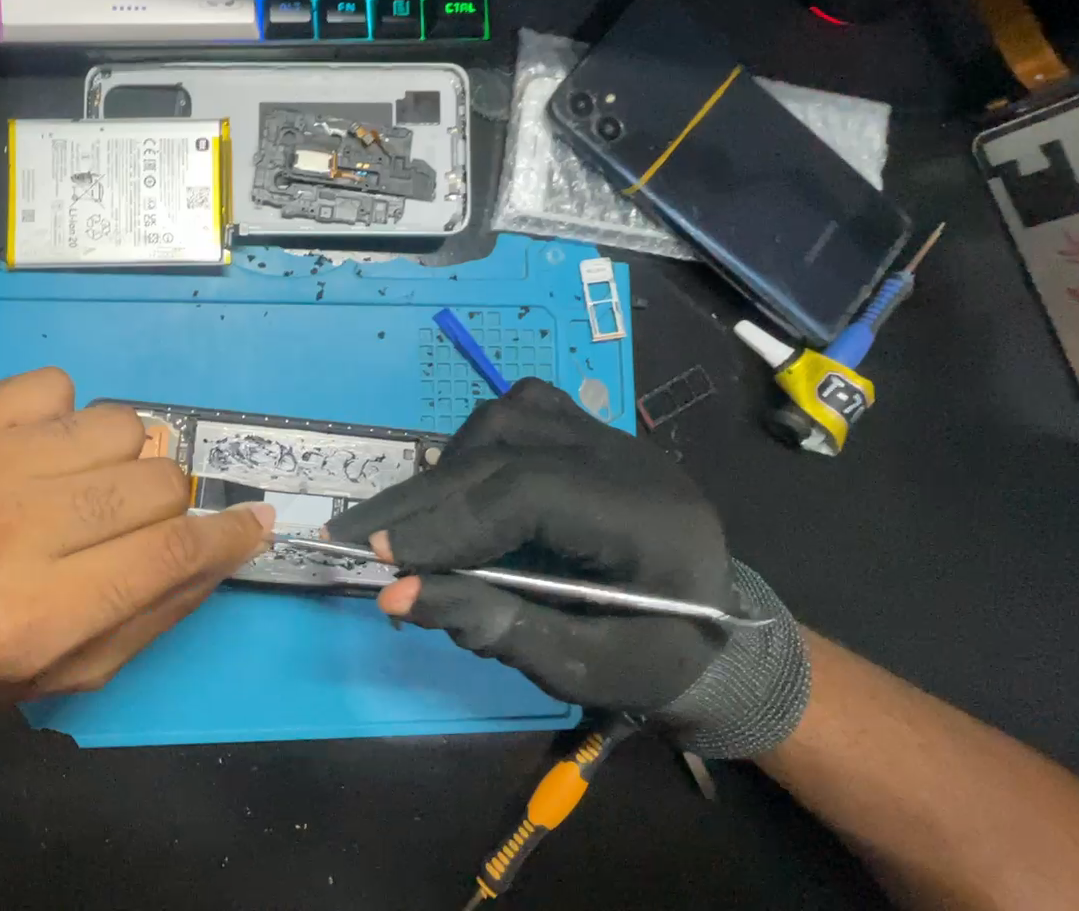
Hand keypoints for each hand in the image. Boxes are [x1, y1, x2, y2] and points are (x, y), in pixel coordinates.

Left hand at [0, 368, 274, 724]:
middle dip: (166, 504)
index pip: (171, 552)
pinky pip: (56, 385)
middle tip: (129, 523)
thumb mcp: (65, 675)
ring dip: (120, 459)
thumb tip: (231, 540)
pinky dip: (63, 419)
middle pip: (154, 482)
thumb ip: (157, 610)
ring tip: (81, 485)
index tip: (254, 521)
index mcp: (34, 617)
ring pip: (118, 424)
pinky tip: (34, 454)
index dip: (227, 534)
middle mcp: (5, 533)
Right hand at [327, 379, 808, 755]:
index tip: (383, 558)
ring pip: (506, 415)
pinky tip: (456, 486)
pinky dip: (476, 444)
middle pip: (504, 448)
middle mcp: (628, 459)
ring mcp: (610, 436)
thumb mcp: (583, 668)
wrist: (718, 629)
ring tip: (412, 520)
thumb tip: (395, 596)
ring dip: (450, 467)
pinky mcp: (591, 433)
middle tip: (360, 536)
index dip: (447, 522)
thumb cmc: (656, 661)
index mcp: (646, 517)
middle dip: (424, 498)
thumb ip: (495, 627)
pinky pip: (520, 410)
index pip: (526, 493)